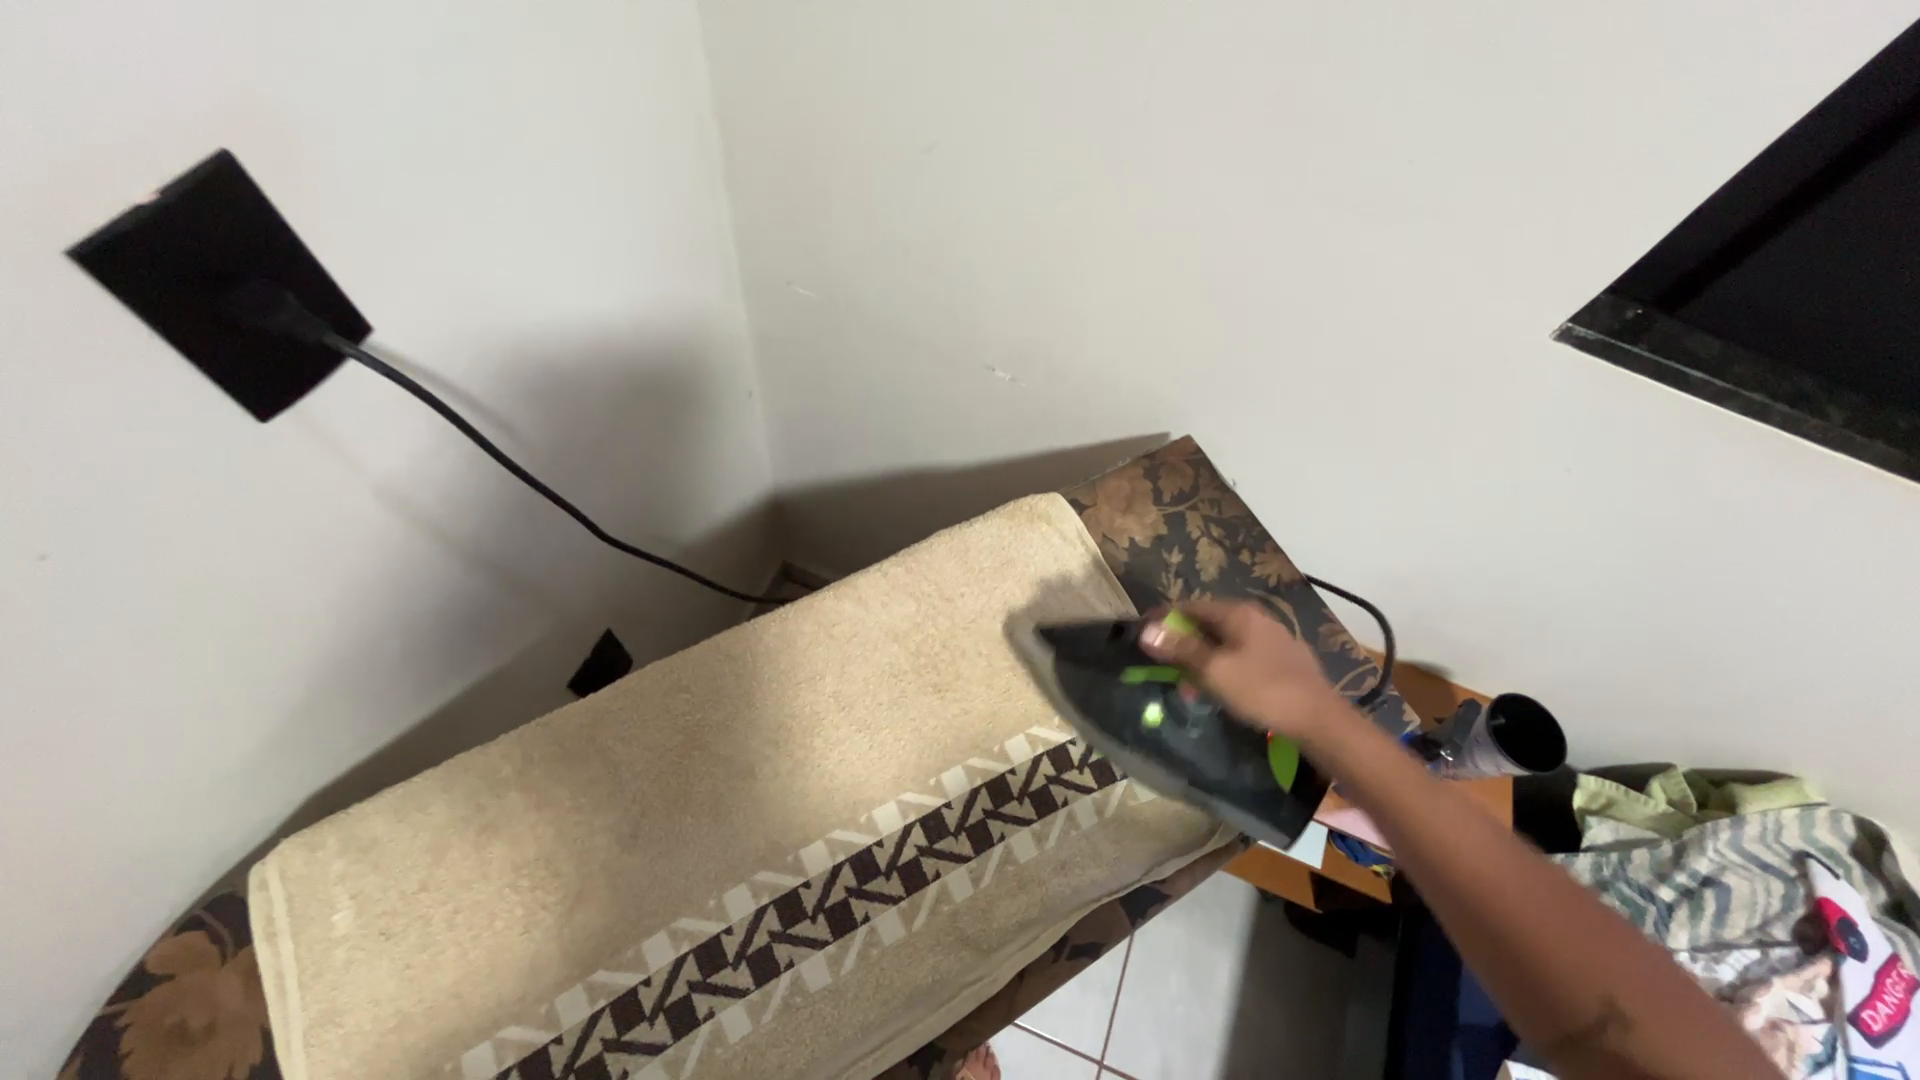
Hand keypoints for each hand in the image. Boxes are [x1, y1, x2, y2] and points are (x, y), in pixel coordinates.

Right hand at [1139, 599, 1347, 742]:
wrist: (1319, 720)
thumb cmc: (1261, 690)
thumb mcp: (1214, 670)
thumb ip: (1180, 649)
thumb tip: (1146, 630)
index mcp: (1238, 613)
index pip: (1190, 606)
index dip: (1165, 619)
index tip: (1145, 636)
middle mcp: (1257, 618)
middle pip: (1209, 625)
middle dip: (1184, 645)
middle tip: (1168, 670)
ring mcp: (1274, 639)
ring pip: (1227, 644)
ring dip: (1204, 662)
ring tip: (1194, 688)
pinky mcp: (1285, 661)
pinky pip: (1244, 657)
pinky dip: (1225, 669)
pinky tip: (1225, 691)